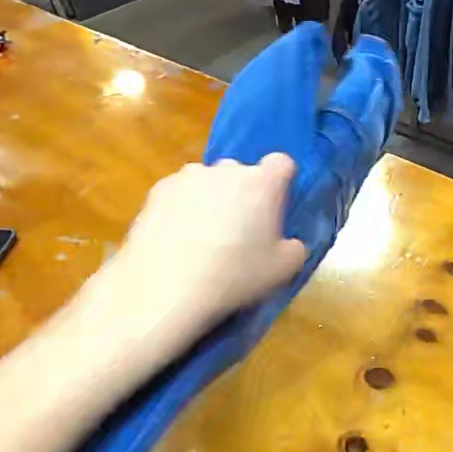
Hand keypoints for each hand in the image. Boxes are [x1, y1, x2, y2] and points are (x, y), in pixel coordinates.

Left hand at [98, 154, 308, 333]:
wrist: (165, 287)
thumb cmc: (234, 275)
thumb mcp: (284, 270)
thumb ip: (294, 248)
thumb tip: (288, 243)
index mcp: (263, 183)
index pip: (282, 164)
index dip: (280, 184)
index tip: (275, 209)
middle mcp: (226, 169)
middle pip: (242, 172)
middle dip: (243, 193)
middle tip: (240, 230)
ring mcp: (189, 177)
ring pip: (208, 181)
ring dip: (211, 198)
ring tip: (203, 236)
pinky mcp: (158, 190)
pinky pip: (179, 193)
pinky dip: (181, 208)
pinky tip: (176, 239)